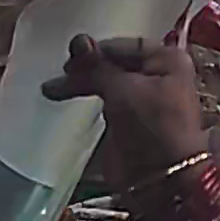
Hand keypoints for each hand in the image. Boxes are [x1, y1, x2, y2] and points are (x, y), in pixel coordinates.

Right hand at [42, 36, 207, 175]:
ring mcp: (146, 97)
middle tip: (59, 75)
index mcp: (167, 60)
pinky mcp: (132, 119)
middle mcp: (160, 74)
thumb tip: (78, 40)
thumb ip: (98, 67)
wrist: (162, 180)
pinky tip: (65, 97)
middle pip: (116, 63)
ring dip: (83, 82)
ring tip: (52, 89)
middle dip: (87, 68)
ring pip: (109, 81)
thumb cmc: (150, 125)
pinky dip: (89, 97)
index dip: (98, 49)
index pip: (127, 45)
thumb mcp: (123, 91)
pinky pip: (108, 100)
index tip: (70, 55)